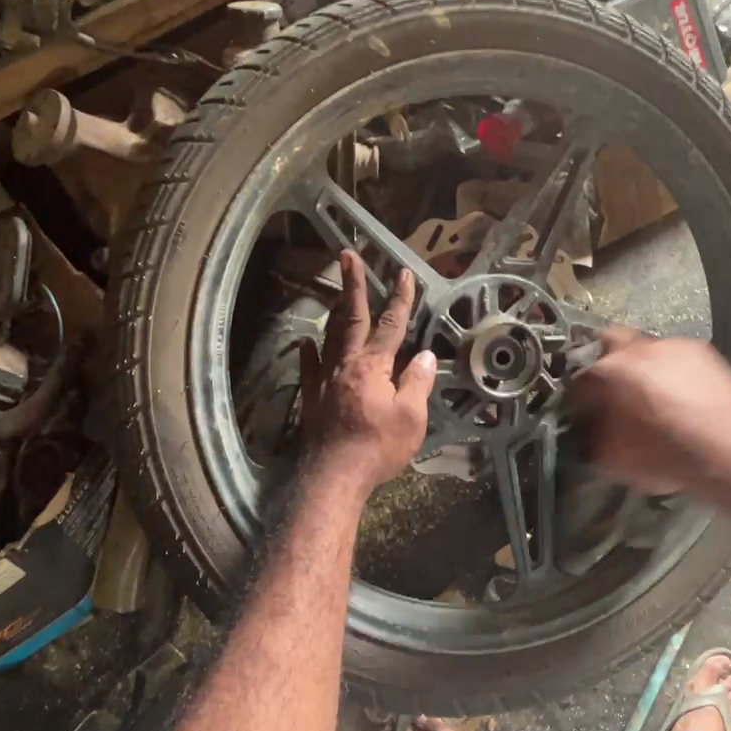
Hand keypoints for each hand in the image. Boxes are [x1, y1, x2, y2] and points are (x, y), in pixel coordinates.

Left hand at [297, 251, 436, 494]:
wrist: (333, 476)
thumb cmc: (377, 448)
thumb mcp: (411, 418)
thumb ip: (416, 382)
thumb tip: (423, 355)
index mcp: (373, 365)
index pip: (391, 325)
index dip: (401, 298)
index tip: (405, 273)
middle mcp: (345, 363)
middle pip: (350, 316)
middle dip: (353, 283)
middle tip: (347, 254)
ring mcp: (324, 379)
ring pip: (329, 335)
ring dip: (334, 310)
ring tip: (336, 291)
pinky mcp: (311, 397)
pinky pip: (309, 366)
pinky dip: (310, 351)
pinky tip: (307, 342)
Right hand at [569, 328, 730, 501]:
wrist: (727, 452)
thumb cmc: (665, 456)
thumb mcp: (614, 456)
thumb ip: (591, 436)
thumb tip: (584, 431)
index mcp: (609, 371)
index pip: (579, 372)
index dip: (577, 388)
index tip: (582, 402)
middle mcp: (637, 348)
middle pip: (608, 340)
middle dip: (605, 358)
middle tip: (609, 383)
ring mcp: (672, 344)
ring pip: (644, 345)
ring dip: (639, 362)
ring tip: (647, 389)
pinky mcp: (700, 350)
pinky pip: (674, 353)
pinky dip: (669, 367)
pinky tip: (677, 390)